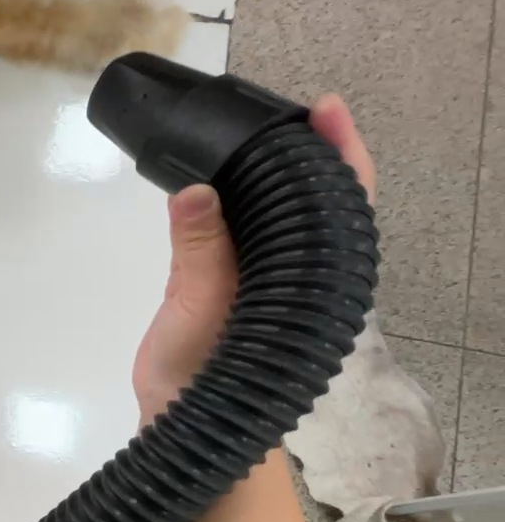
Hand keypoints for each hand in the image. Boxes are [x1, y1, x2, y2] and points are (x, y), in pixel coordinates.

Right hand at [130, 94, 376, 423]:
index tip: (320, 108)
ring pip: (279, 221)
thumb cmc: (199, 363)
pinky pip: (241, 241)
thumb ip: (199, 248)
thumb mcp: (197, 303)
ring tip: (240, 150)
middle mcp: (294, 269)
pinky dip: (231, 213)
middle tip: (270, 119)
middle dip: (300, 156)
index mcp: (306, 268)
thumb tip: (195, 192)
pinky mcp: (230, 293)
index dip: (336, 147)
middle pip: (314, 200)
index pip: (338, 194)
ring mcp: (262, 282)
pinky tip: (213, 202)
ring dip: (265, 183)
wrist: (183, 414)